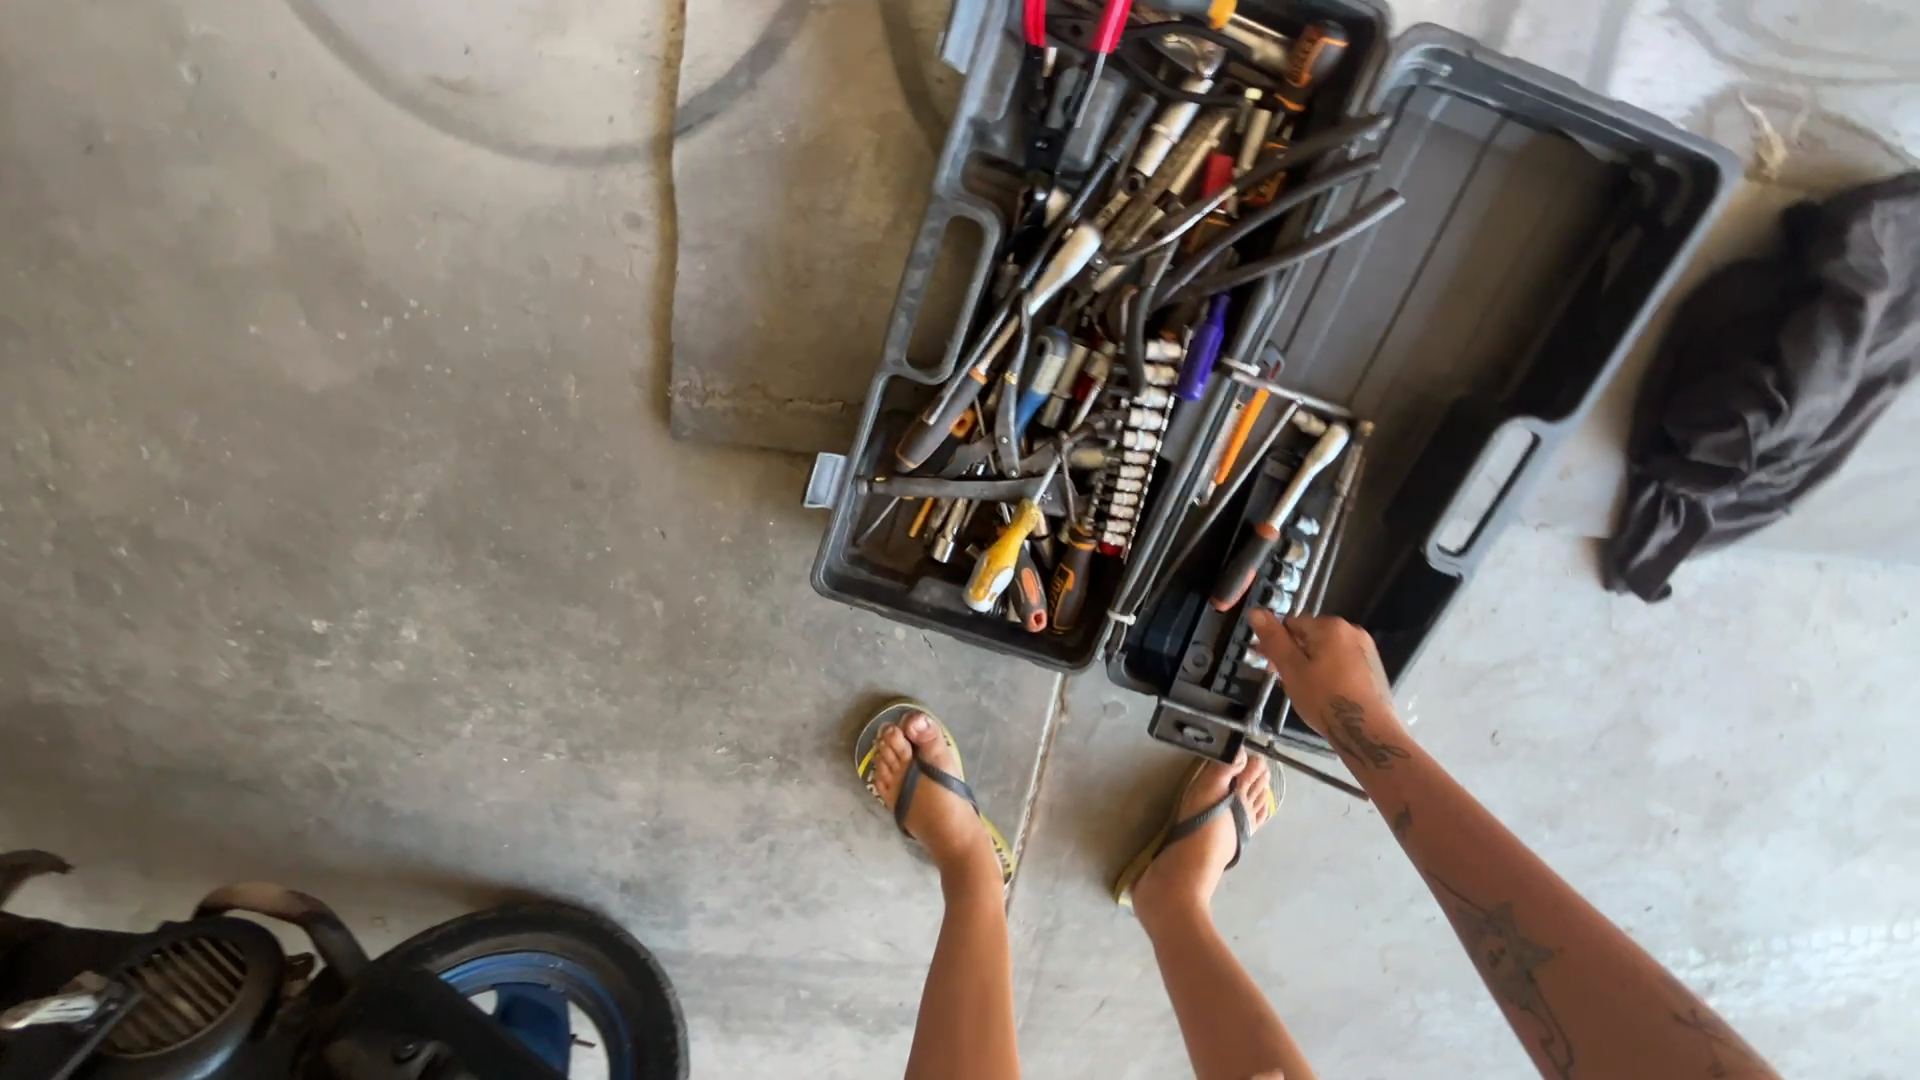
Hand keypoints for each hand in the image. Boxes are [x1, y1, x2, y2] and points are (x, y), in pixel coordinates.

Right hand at [1247, 610, 1401, 742]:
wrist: (1369, 732)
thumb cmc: (1325, 698)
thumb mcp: (1291, 669)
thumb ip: (1274, 639)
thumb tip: (1255, 611)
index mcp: (1330, 626)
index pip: (1291, 624)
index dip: (1277, 645)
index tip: (1271, 668)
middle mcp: (1351, 630)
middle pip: (1310, 636)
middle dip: (1294, 655)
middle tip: (1286, 683)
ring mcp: (1366, 649)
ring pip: (1325, 650)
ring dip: (1310, 664)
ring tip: (1305, 691)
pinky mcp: (1373, 667)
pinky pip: (1341, 661)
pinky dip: (1328, 672)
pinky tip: (1325, 693)